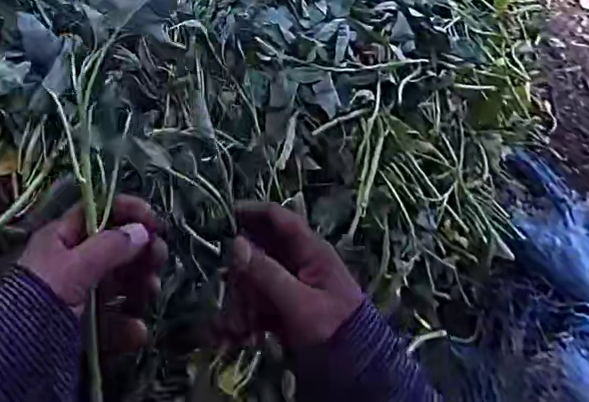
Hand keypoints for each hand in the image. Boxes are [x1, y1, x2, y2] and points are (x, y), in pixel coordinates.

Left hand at [19, 194, 168, 351]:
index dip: (126, 211)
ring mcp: (76, 296)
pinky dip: (126, 324)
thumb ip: (109, 246)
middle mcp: (69, 262)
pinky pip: (109, 320)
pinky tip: (137, 331)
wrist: (15, 361)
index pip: (98, 211)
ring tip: (151, 292)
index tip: (153, 220)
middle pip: (112, 248)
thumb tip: (141, 230)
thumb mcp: (74, 267)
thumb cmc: (42, 298)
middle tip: (159, 258)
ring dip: (138, 285)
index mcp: (61, 238)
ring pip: (115, 283)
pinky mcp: (80, 329)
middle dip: (139, 252)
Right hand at [222, 202, 364, 348]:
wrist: (361, 377)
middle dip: (243, 268)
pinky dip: (250, 316)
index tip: (226, 213)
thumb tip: (236, 243)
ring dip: (244, 298)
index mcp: (310, 251)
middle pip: (263, 250)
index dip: (253, 212)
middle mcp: (301, 263)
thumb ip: (267, 273)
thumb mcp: (300, 303)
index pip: (279, 218)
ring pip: (259, 279)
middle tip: (227, 283)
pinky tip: (240, 334)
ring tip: (234, 324)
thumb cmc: (335, 330)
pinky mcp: (290, 311)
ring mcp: (295, 287)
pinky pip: (262, 304)